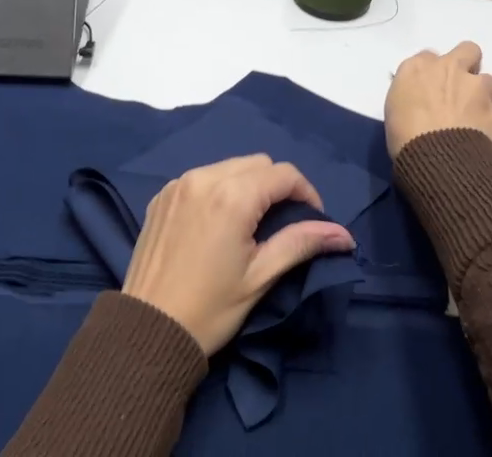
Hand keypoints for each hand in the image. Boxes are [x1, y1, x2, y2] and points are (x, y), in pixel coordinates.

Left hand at [122, 154, 356, 353]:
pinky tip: (219, 221)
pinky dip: (219, 189)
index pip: (283, 174)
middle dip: (277, 186)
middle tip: (283, 222)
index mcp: (232, 196)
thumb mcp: (261, 277)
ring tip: (252, 222)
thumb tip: (344, 234)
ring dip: (248, 184)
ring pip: (228, 166)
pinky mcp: (161, 196)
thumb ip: (301, 244)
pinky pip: (201, 178)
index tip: (312, 220)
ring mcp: (178, 184)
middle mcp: (203, 178)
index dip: (305, 193)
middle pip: (256, 163)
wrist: (148, 330)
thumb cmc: (210, 308)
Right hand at [384, 40, 491, 158]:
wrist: (436, 156)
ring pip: (488, 80)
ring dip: (482, 93)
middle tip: (459, 85)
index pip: (428, 56)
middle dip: (467, 63)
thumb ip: (411, 92)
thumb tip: (420, 96)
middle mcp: (449, 69)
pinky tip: (477, 135)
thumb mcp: (395, 107)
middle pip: (467, 50)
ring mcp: (475, 88)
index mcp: (419, 67)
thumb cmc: (403, 132)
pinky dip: (486, 121)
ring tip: (472, 113)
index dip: (431, 71)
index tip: (428, 86)